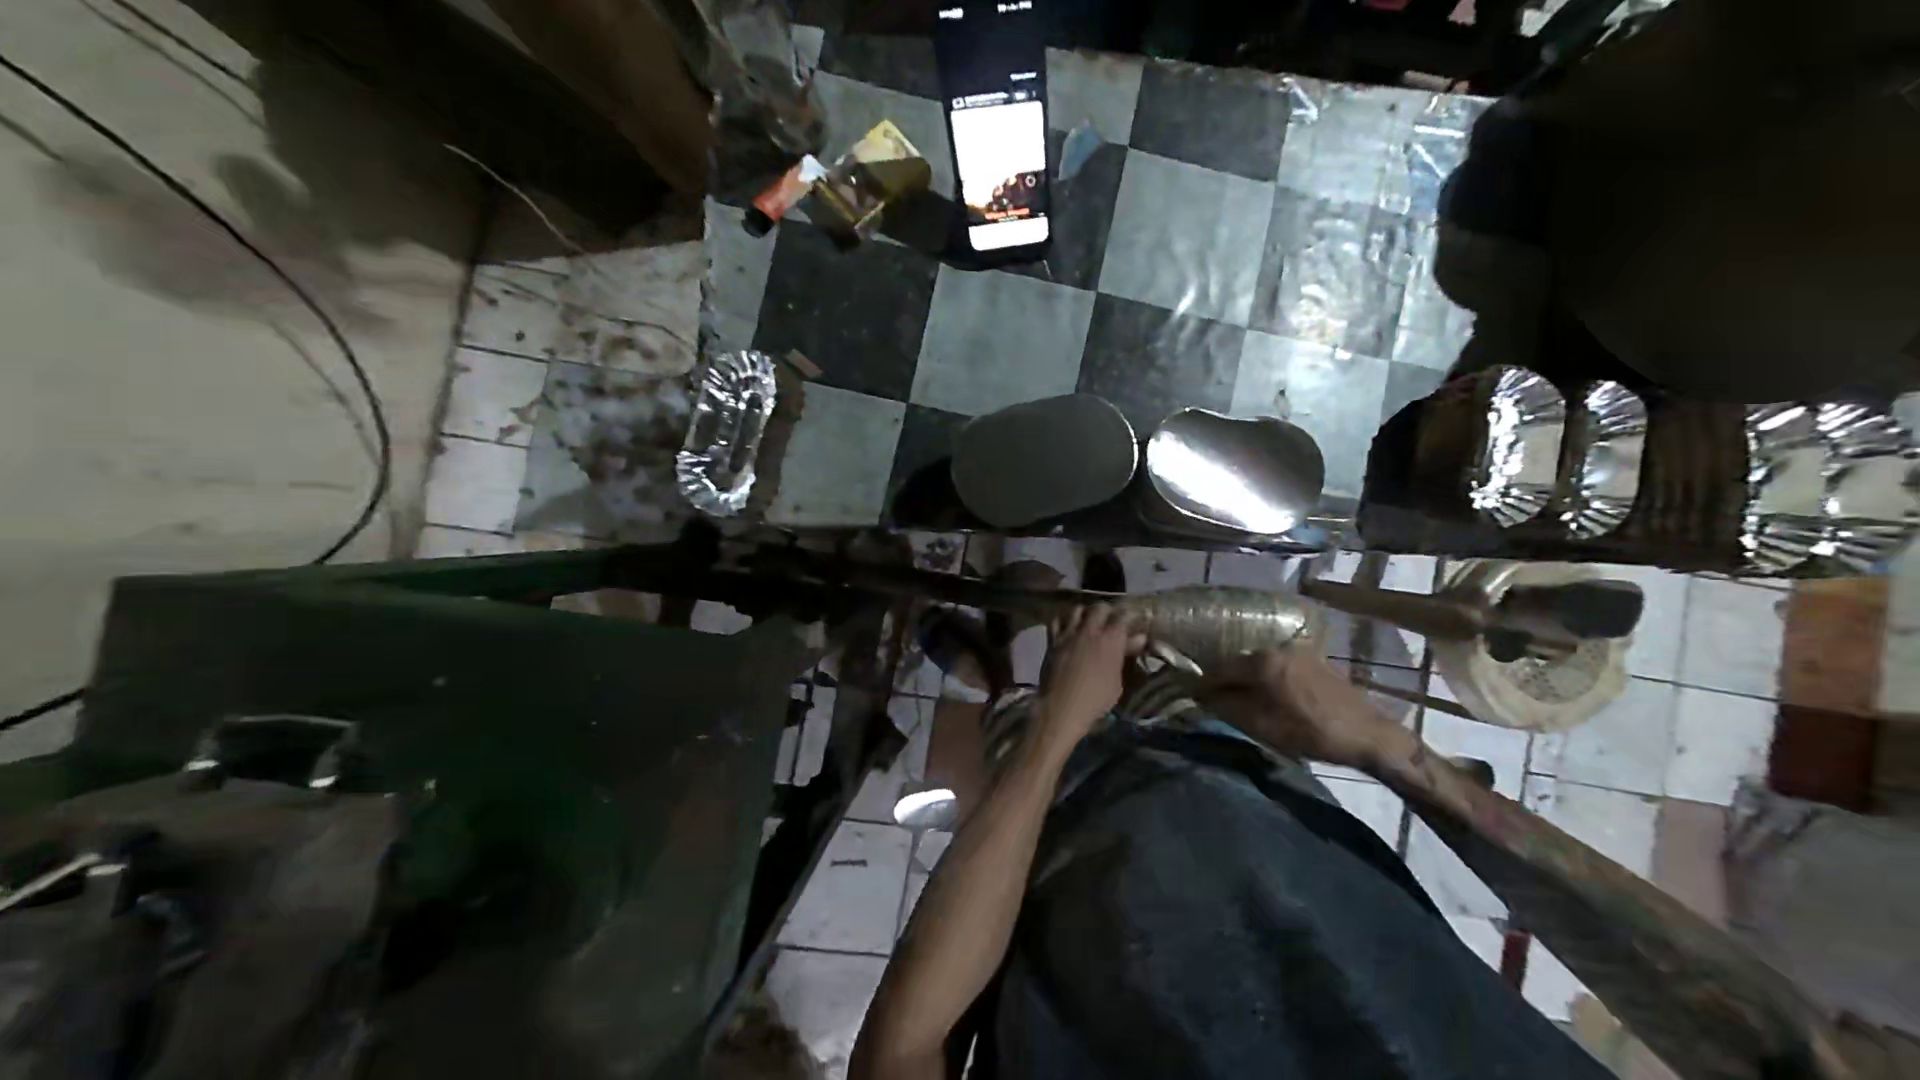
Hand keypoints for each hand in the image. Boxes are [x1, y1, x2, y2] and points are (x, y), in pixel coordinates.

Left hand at [1034, 604, 1144, 753]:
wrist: (1062, 706)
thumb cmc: (1096, 699)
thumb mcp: (1117, 680)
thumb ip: (1124, 655)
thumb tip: (1138, 638)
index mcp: (1111, 639)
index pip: (1123, 615)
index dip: (1129, 615)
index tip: (1132, 619)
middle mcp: (1090, 630)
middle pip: (1100, 607)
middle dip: (1107, 611)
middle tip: (1110, 619)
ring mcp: (1069, 633)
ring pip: (1077, 609)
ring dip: (1085, 612)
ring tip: (1088, 621)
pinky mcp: (1052, 640)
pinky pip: (1056, 620)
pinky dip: (1064, 619)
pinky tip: (1067, 626)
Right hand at [1199, 648, 1412, 770]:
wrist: (1370, 736)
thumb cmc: (1311, 732)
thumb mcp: (1261, 725)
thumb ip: (1227, 707)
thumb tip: (1202, 696)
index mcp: (1262, 660)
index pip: (1219, 669)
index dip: (1204, 685)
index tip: (1194, 698)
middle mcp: (1278, 648)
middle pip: (1240, 664)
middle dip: (1227, 682)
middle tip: (1218, 702)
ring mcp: (1299, 652)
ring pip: (1260, 666)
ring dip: (1249, 682)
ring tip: (1244, 702)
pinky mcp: (1316, 662)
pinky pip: (1279, 668)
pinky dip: (1269, 681)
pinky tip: (1271, 698)